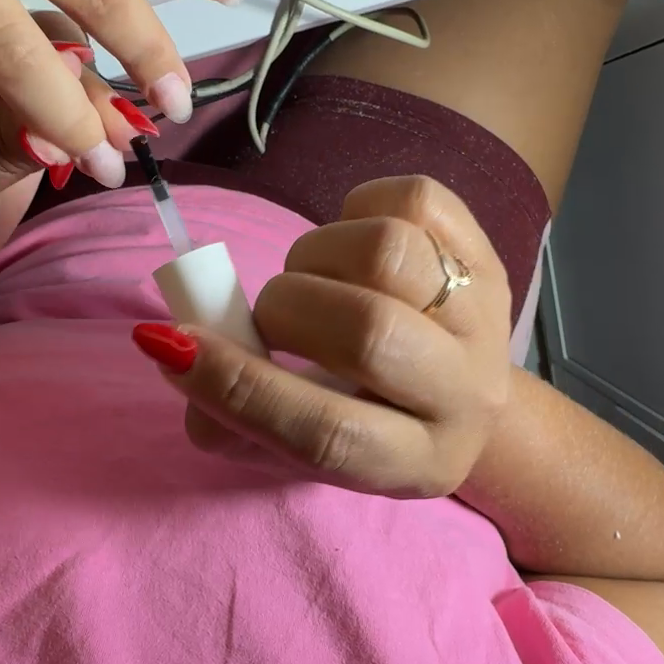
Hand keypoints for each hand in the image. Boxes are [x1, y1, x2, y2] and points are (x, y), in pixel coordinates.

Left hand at [0, 6, 151, 334]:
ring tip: (125, 151)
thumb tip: (76, 97)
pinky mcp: (14, 100)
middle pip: (35, 37)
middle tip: (124, 140)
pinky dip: (89, 123)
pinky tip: (113, 150)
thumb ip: (6, 137)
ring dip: (96, 109)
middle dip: (85, 89)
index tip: (98, 115)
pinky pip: (62, 97)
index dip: (53, 67)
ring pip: (60, 67)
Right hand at [135, 177, 512, 498]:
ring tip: (313, 280)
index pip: (329, 434)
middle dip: (286, 311)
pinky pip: (414, 200)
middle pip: (367, 333)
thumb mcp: (304, 446)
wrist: (462, 390)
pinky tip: (352, 245)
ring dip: (318, 256)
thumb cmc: (365, 419)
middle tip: (271, 318)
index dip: (243, 391)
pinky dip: (358, 209)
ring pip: (388, 254)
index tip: (175, 349)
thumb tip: (174, 355)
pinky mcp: (488, 253)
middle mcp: (465, 397)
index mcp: (417, 463)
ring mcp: (485, 319)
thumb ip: (234, 421)